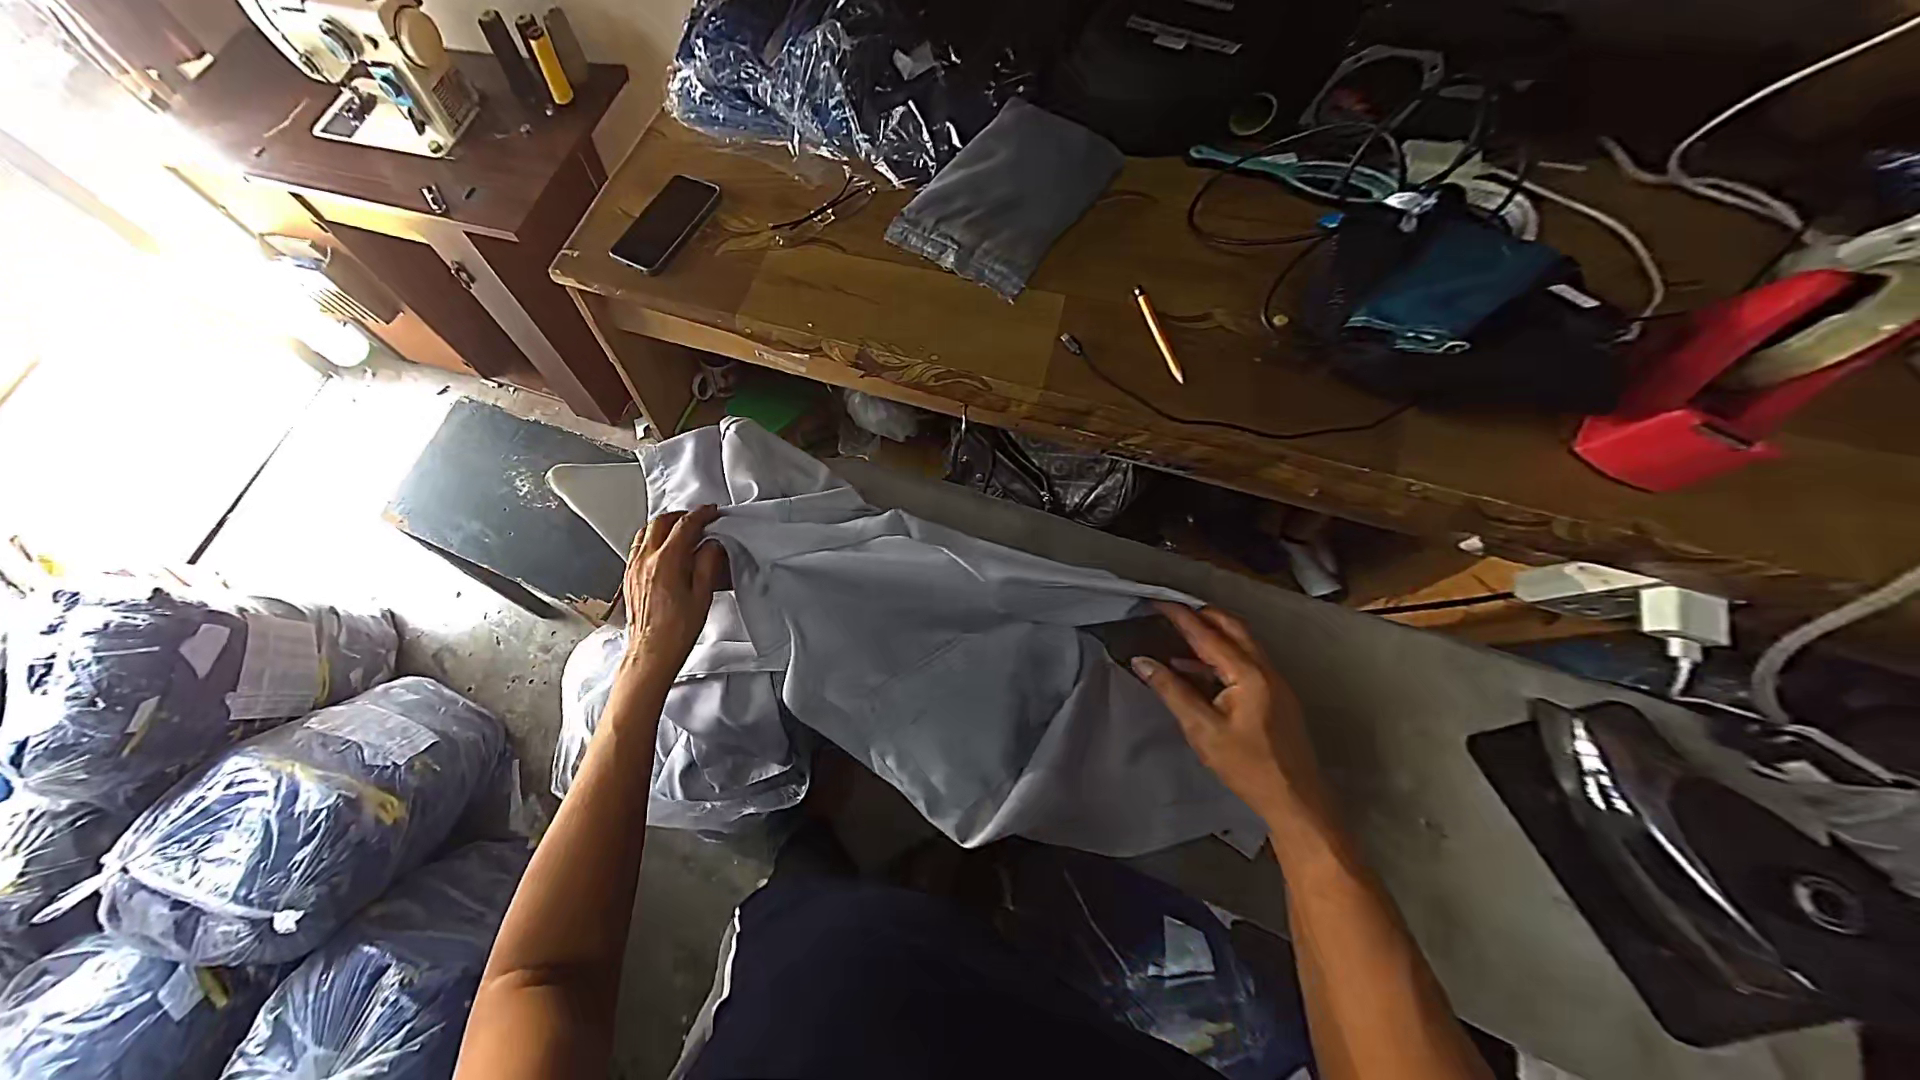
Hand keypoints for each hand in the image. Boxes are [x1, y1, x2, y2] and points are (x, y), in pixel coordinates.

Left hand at [621, 506, 727, 678]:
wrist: (652, 651)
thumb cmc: (676, 630)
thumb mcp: (703, 595)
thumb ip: (708, 563)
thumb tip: (711, 545)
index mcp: (667, 562)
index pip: (685, 526)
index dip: (701, 515)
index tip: (711, 512)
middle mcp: (646, 561)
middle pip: (661, 522)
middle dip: (682, 516)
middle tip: (698, 519)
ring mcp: (634, 568)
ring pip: (646, 532)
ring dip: (665, 525)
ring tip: (681, 530)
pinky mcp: (629, 577)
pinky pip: (638, 547)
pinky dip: (653, 539)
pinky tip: (664, 549)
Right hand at [1130, 602, 1328, 826]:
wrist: (1296, 800)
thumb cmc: (1248, 767)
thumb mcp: (1202, 730)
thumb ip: (1171, 691)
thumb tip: (1142, 662)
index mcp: (1248, 674)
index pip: (1208, 634)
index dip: (1180, 616)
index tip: (1157, 601)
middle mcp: (1266, 669)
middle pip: (1232, 627)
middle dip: (1201, 614)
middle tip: (1170, 610)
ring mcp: (1274, 681)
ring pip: (1241, 642)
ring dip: (1212, 633)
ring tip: (1179, 634)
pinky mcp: (1275, 695)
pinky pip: (1245, 661)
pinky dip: (1220, 655)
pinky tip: (1197, 669)